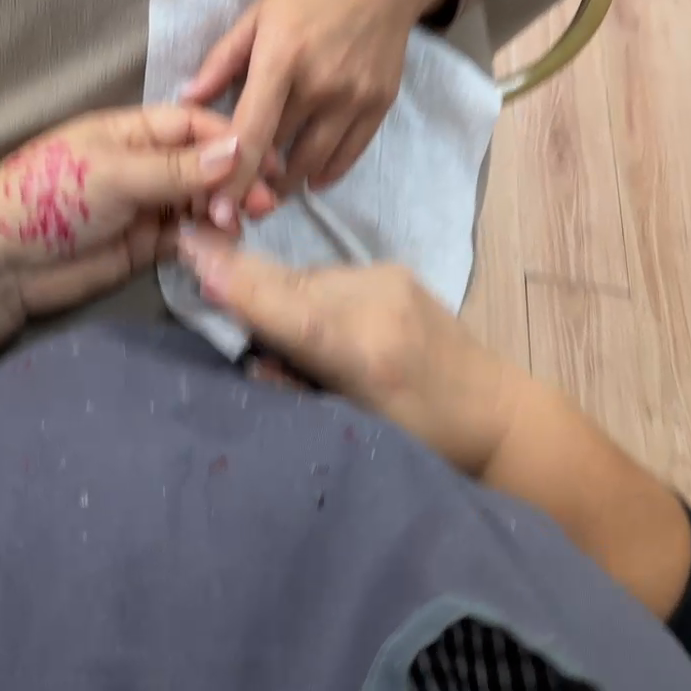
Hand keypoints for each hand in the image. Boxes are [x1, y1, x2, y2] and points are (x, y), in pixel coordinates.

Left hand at [0, 106, 278, 316]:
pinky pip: (188, 235)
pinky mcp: (146, 246)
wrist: (1, 267)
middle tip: (264, 201)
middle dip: (234, 178)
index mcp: (130, 131)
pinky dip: (208, 237)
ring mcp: (146, 206)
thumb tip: (238, 149)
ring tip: (241, 224)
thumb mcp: (113, 173)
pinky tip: (222, 242)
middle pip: (203, 164)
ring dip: (225, 209)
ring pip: (201, 200)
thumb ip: (176, 168)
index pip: (192, 124)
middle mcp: (144, 164)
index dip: (230, 138)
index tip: (264, 158)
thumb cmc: (47, 199)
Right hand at [177, 231, 522, 478]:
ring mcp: (387, 279)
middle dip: (242, 279)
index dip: (237, 281)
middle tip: (196, 256)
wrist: (500, 412)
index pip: (288, 310)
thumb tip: (250, 349)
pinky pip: (326, 276)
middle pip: (288, 284)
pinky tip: (309, 313)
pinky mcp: (393, 270)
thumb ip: (297, 386)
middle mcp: (376, 301)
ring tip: (266, 317)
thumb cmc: (427, 441)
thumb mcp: (355, 429)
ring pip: (304, 278)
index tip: (190, 249)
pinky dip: (304, 291)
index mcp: (367, 353)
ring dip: (276, 291)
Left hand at [182, 0, 456, 219]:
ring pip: (313, 162)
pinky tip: (309, 178)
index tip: (216, 211)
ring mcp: (354, 98)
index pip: (251, 132)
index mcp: (281, 59)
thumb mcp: (259, 13)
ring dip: (287, 182)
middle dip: (254, 181)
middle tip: (234, 196)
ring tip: (266, 191)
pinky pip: (349, 155)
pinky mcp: (380, 105)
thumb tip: (187, 98)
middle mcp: (320, 85)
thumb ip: (223, 59)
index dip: (232, 177)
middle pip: (278, 152)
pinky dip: (325, 172)